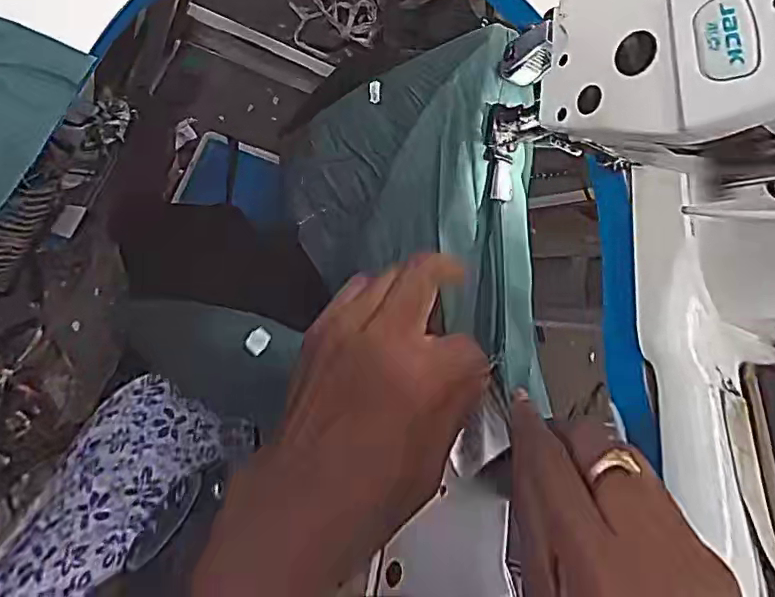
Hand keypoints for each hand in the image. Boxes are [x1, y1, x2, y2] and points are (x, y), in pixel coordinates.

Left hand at [191, 253, 489, 594]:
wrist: (300, 503)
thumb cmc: (366, 496)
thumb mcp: (433, 456)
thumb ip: (457, 402)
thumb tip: (468, 375)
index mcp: (424, 373)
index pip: (468, 344)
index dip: (474, 358)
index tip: (470, 365)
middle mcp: (386, 338)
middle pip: (426, 272)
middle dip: (449, 274)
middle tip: (455, 281)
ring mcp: (348, 329)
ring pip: (387, 274)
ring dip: (407, 283)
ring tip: (414, 300)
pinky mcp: (320, 332)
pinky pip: (352, 291)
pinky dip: (369, 295)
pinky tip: (376, 315)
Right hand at [510, 394, 739, 596]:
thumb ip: (537, 552)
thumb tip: (527, 497)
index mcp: (598, 570)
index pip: (552, 467)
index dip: (530, 431)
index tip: (520, 412)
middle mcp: (650, 548)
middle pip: (596, 445)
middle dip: (564, 431)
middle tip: (542, 436)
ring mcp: (689, 551)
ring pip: (632, 461)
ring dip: (598, 454)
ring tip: (576, 464)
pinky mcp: (714, 563)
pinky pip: (662, 497)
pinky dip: (633, 487)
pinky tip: (618, 506)